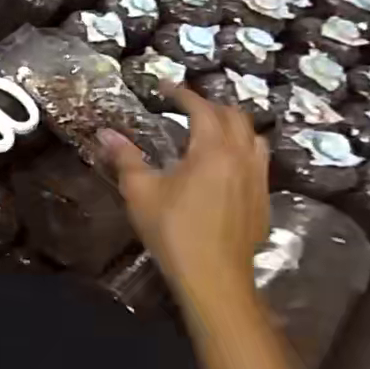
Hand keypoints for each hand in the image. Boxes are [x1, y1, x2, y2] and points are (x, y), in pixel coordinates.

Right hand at [98, 87, 270, 290]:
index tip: (165, 88)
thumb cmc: (174, 230)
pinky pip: (259, 162)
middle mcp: (242, 158)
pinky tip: (225, 166)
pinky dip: (243, 151)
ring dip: (233, 126)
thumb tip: (106, 134)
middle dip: (210, 106)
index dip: (183, 94)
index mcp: (213, 149)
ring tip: (211, 129)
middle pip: (234, 117)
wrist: (214, 280)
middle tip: (186, 106)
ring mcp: (258, 180)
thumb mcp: (141, 191)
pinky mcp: (263, 202)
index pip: (202, 109)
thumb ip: (125, 158)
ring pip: (254, 138)